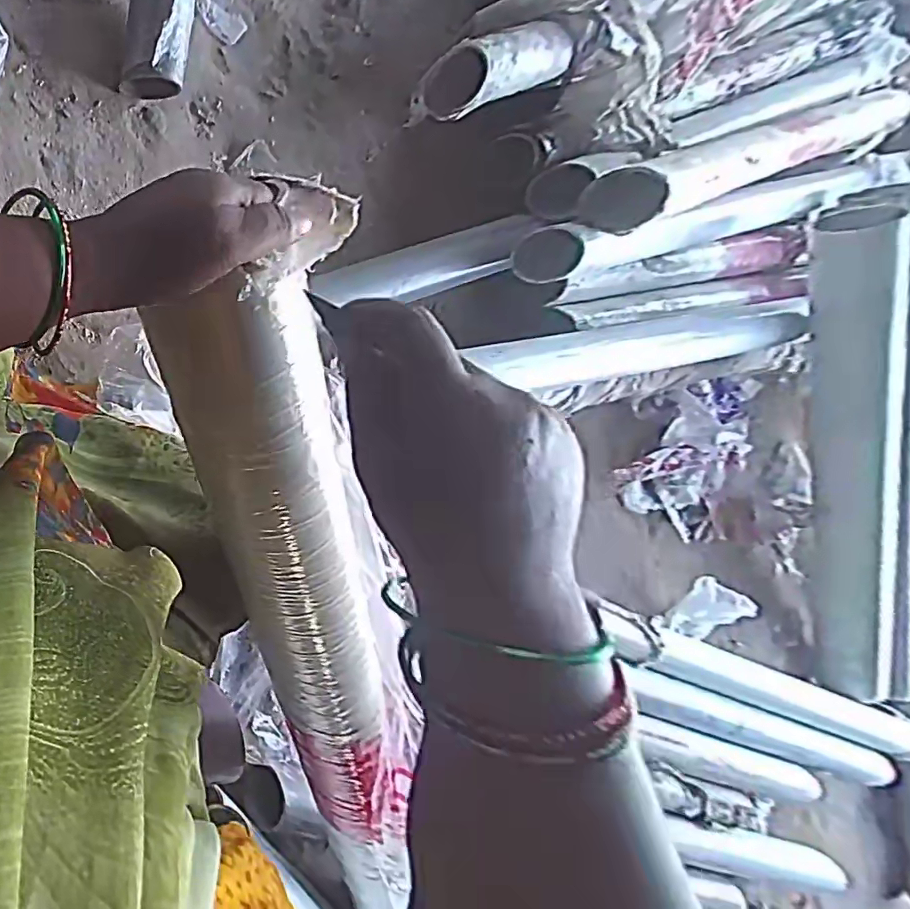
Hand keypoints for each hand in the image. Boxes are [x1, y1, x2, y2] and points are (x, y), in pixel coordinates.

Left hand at [68, 169, 333, 313]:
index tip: (314, 231)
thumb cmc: (163, 260)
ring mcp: (168, 201)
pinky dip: (211, 239)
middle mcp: (196, 184)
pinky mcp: (147, 222)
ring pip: (219, 212)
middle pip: (246, 200)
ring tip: (250, 260)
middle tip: (284, 250)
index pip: (274, 193)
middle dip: (268, 219)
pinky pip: (195, 225)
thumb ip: (270, 225)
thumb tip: (312, 211)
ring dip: (238, 230)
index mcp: (221, 185)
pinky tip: (208, 260)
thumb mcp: (227, 244)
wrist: (94, 267)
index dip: (296, 211)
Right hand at [320, 299, 595, 649]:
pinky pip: (503, 408)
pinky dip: (475, 420)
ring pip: (472, 385)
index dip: (375, 314)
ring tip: (429, 450)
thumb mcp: (374, 463)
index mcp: (455, 405)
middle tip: (379, 404)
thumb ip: (367, 395)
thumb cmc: (427, 534)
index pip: (413, 327)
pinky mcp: (562, 432)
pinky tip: (467, 463)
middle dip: (406, 370)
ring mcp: (543, 414)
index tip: (348, 318)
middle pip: (442, 359)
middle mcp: (509, 397)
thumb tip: (357, 345)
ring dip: (442, 399)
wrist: (505, 595)